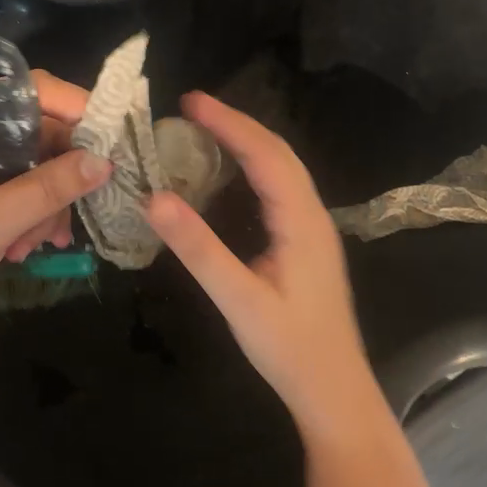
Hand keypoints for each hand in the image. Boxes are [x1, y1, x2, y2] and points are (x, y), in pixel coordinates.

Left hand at [0, 70, 109, 336]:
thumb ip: (47, 191)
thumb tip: (104, 161)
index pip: (30, 93)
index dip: (75, 109)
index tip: (112, 143)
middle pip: (38, 135)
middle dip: (60, 177)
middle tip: (68, 217)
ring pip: (34, 169)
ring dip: (45, 207)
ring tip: (38, 245)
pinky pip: (19, 192)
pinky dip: (31, 218)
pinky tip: (26, 248)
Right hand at [145, 92, 379, 427]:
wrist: (332, 386)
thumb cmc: (288, 347)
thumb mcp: (237, 299)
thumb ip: (198, 248)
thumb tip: (154, 198)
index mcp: (302, 221)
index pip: (265, 155)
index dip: (228, 123)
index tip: (189, 101)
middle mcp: (313, 216)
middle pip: (278, 154)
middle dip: (237, 125)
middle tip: (191, 109)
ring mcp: (314, 231)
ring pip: (284, 171)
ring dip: (248, 145)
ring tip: (206, 131)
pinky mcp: (308, 246)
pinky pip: (282, 192)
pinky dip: (254, 170)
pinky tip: (232, 177)